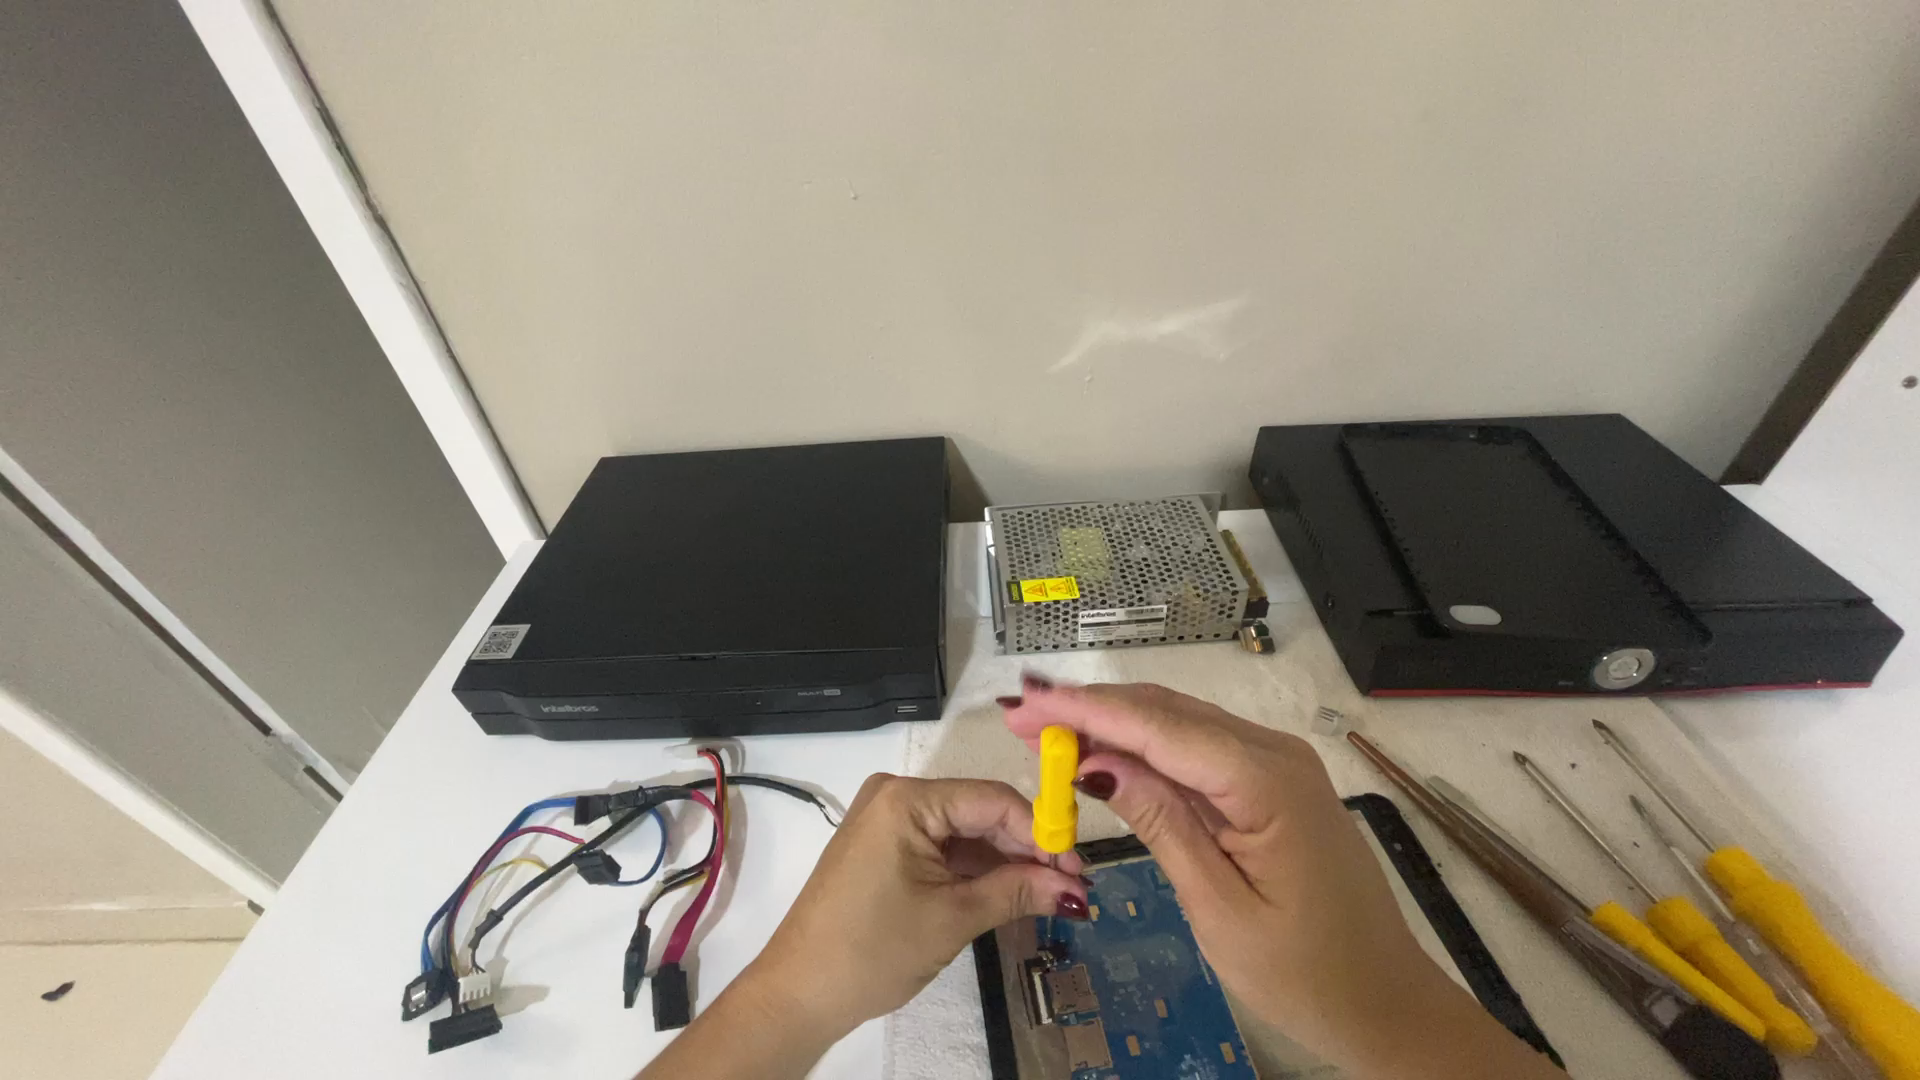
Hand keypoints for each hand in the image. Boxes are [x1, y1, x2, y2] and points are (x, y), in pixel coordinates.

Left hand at [640, 774, 1086, 1078]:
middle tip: (1072, 886)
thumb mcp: (952, 919)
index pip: (992, 799)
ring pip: (965, 831)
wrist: (797, 994)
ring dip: (1005, 861)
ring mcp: (889, 819)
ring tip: (1052, 893)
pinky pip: (943, 845)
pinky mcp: (887, 844)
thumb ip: (1017, 891)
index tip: (1079, 868)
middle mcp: (898, 794)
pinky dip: (976, 869)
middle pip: (980, 811)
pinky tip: (1012, 889)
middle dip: (1027, 849)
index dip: (1041, 831)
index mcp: (907, 798)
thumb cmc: (873, 950)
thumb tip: (1077, 888)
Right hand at [1002, 679, 1563, 1078]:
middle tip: (1022, 714)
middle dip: (1089, 708)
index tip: (1026, 703)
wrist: (1387, 1002)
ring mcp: (1272, 760)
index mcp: (1264, 781)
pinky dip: (1142, 744)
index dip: (1086, 710)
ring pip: (1175, 720)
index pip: (1158, 727)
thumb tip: (1095, 762)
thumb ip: (1161, 823)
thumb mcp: (1219, 908)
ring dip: (1110, 721)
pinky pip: (1194, 746)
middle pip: (1164, 711)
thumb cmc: (1307, 973)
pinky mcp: (1265, 778)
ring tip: (1047, 727)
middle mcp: (1271, 750)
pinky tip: (1103, 749)